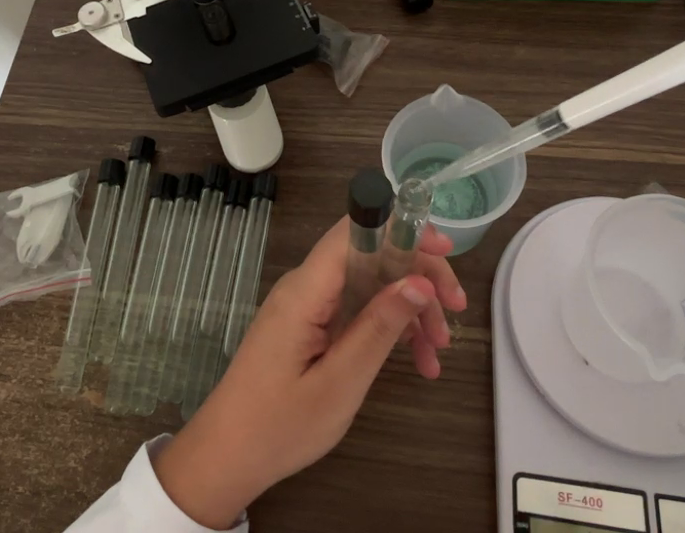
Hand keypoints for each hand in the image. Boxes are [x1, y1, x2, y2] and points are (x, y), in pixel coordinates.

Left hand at [153, 218, 466, 527]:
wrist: (228, 456)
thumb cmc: (279, 425)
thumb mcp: (340, 383)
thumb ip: (378, 329)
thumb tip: (419, 282)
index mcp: (305, 290)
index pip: (354, 231)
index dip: (400, 228)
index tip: (442, 249)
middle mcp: (306, 287)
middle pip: (370, 255)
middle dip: (418, 274)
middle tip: (457, 307)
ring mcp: (309, 306)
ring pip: (370, 285)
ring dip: (410, 308)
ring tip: (441, 347)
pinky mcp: (312, 326)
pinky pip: (358, 310)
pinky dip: (390, 329)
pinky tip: (419, 360)